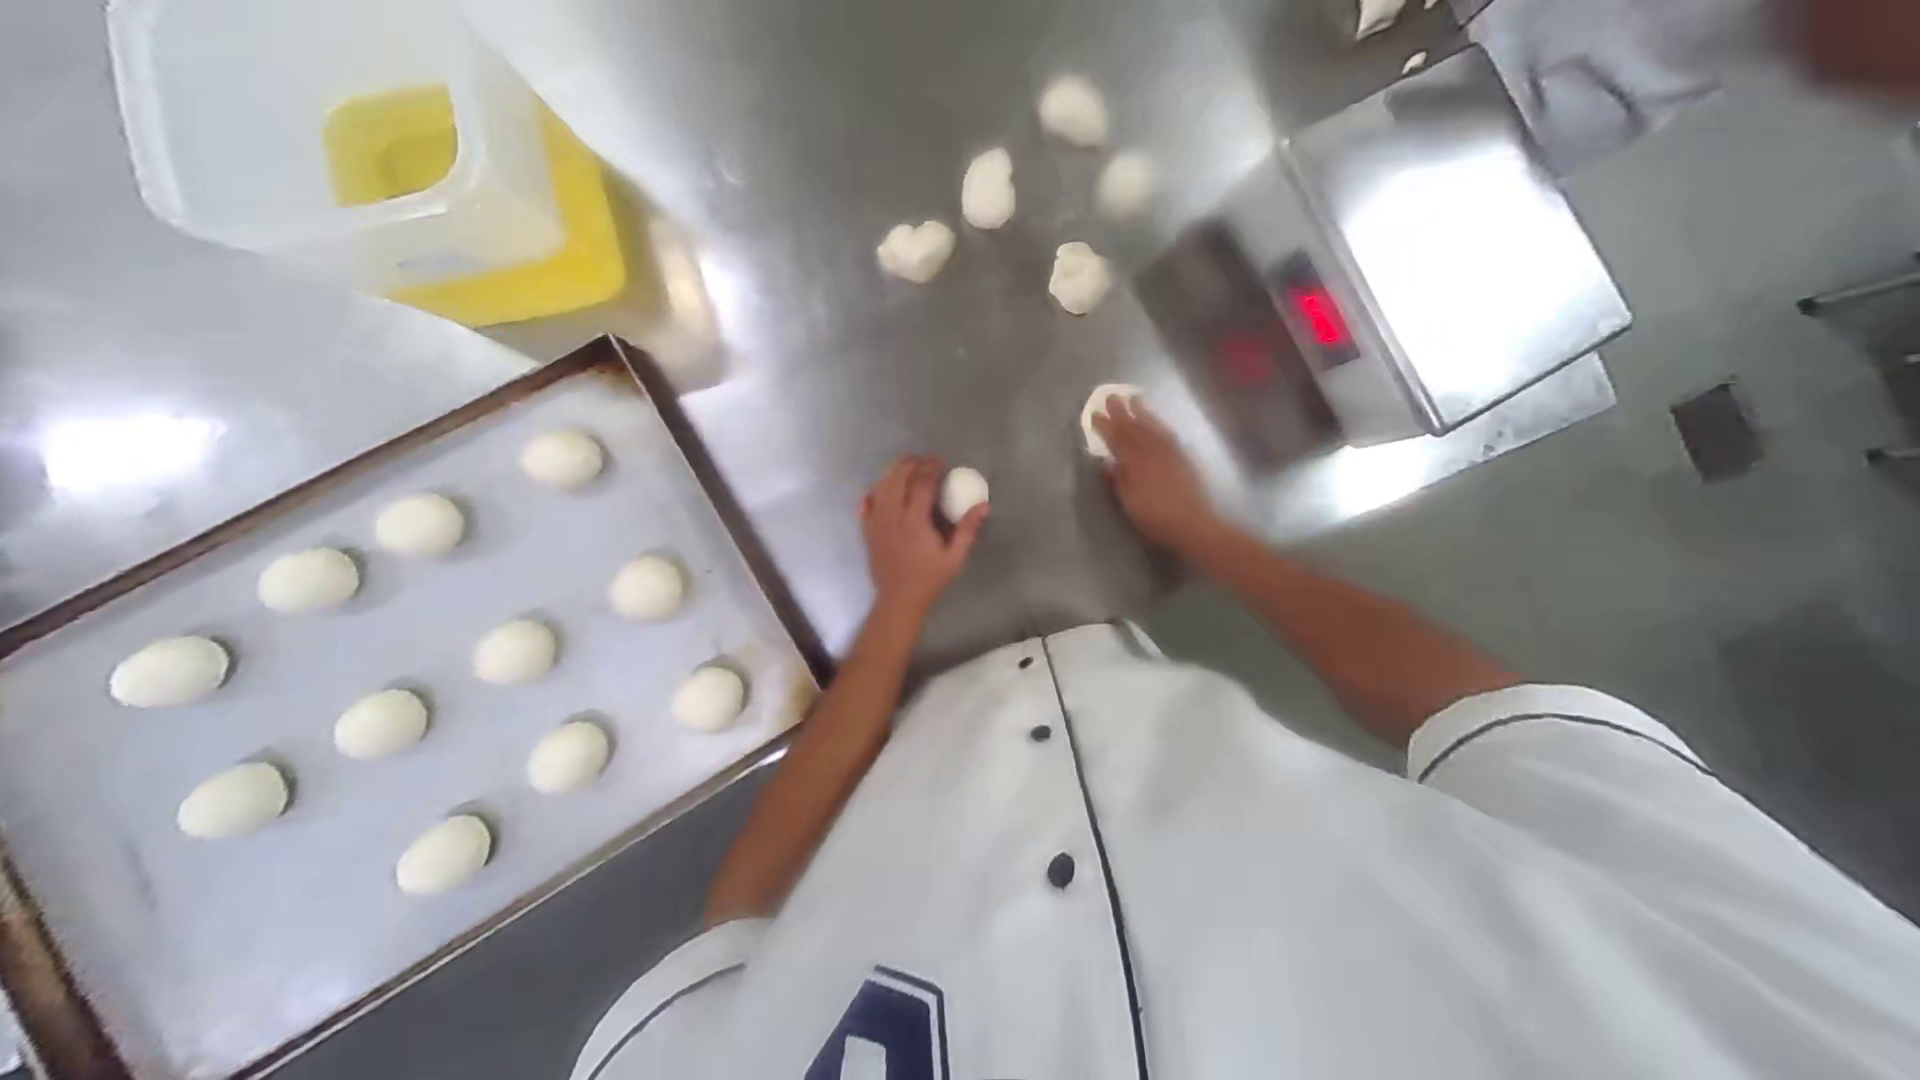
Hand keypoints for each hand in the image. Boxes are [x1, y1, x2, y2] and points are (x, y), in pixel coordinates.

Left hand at [860, 455, 987, 616]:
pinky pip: (866, 501)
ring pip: (881, 484)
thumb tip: (983, 505)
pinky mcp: (867, 529)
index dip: (932, 466)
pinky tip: (884, 488)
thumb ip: (968, 530)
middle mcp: (892, 516)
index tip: (942, 461)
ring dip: (895, 472)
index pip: (922, 482)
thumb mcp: (955, 558)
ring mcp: (876, 521)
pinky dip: (875, 490)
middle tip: (926, 462)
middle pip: (898, 476)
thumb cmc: (930, 580)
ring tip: (909, 469)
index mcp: (915, 521)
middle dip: (912, 463)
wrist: (899, 600)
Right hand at [1093, 396, 1225, 554]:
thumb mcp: (1129, 503)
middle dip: (1121, 412)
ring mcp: (1170, 453)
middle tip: (1110, 396)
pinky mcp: (1182, 457)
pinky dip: (1158, 424)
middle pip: (1135, 428)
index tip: (1094, 415)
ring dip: (1142, 412)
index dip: (1105, 426)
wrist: (1193, 524)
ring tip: (1133, 399)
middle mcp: (1152, 453)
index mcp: (1135, 464)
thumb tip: (1108, 462)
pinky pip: (1167, 434)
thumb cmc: (1155, 518)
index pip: (1117, 440)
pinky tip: (1155, 422)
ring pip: (1153, 427)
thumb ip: (1119, 481)